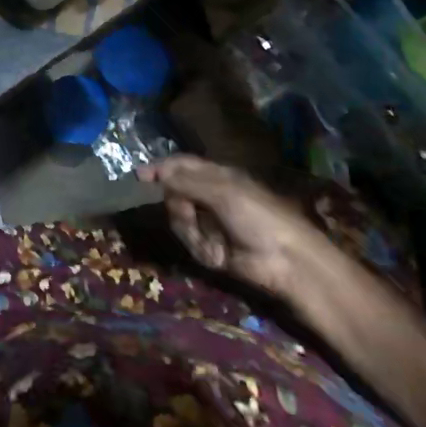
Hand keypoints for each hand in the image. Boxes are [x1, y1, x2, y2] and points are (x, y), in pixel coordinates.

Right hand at [139, 155, 331, 301]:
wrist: (286, 261)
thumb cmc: (259, 216)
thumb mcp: (223, 193)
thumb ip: (188, 182)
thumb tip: (159, 172)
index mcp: (216, 176)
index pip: (182, 165)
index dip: (161, 168)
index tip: (139, 176)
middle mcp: (210, 196)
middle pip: (175, 194)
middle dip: (179, 206)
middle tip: (188, 215)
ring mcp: (210, 223)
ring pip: (181, 221)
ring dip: (192, 232)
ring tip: (212, 242)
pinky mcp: (211, 248)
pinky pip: (192, 244)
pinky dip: (202, 249)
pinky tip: (219, 255)